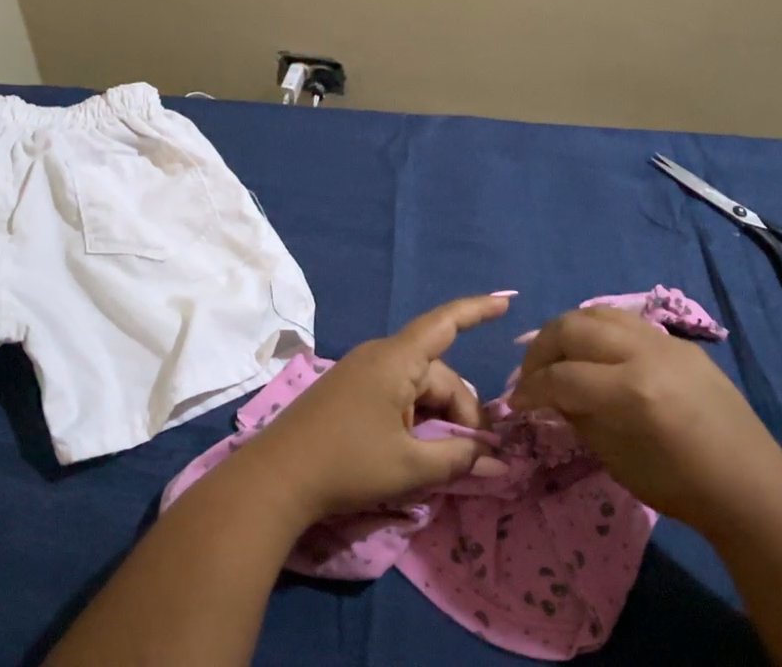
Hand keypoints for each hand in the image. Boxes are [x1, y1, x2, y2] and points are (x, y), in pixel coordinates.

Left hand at [237, 294, 510, 521]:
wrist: (274, 480)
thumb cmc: (347, 465)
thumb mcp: (410, 467)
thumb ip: (458, 459)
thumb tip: (497, 461)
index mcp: (396, 360)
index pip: (445, 323)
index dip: (477, 311)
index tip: (507, 301)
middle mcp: (379, 357)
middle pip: (437, 372)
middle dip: (461, 409)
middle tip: (474, 454)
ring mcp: (360, 373)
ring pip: (417, 387)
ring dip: (437, 417)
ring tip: (443, 459)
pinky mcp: (348, 392)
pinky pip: (395, 394)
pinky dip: (414, 418)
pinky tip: (415, 451)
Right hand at [512, 308, 781, 528]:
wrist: (749, 485)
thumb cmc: (679, 487)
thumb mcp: (615, 458)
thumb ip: (577, 416)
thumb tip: (549, 395)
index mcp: (630, 391)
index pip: (560, 376)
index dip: (529, 390)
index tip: (515, 404)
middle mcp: (645, 353)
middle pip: (572, 328)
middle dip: (540, 350)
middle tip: (531, 376)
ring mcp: (665, 341)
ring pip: (597, 313)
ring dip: (567, 331)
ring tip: (557, 357)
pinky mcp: (679, 342)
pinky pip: (627, 322)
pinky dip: (598, 331)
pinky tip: (594, 354)